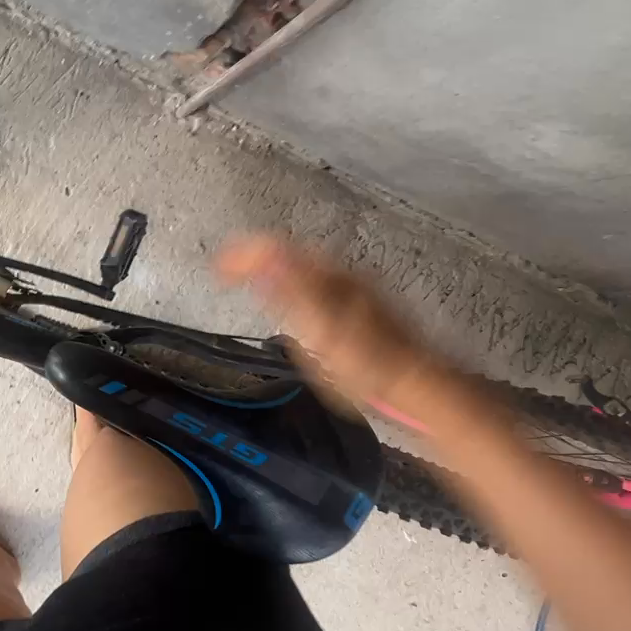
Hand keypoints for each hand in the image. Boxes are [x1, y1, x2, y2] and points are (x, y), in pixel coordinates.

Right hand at [214, 233, 435, 407]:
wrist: (413, 381)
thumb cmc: (365, 363)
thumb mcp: (321, 331)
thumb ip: (290, 293)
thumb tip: (261, 263)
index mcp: (327, 277)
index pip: (275, 249)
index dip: (242, 254)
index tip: (217, 269)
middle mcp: (340, 273)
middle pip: (290, 250)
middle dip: (254, 256)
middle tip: (227, 271)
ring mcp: (353, 286)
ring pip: (304, 263)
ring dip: (272, 267)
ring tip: (249, 279)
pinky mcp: (360, 301)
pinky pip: (316, 277)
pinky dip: (291, 280)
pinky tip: (289, 296)